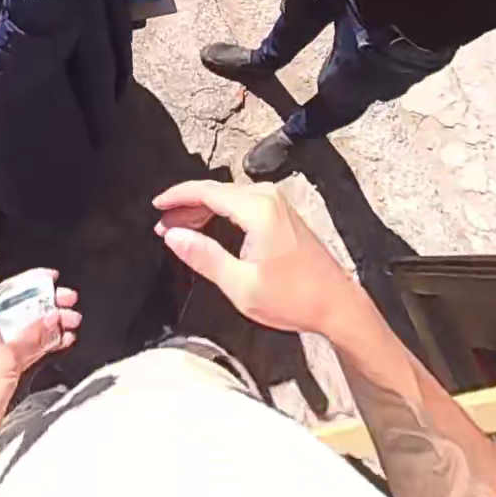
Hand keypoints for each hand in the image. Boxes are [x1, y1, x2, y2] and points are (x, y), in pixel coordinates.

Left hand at [0, 270, 81, 403]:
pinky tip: (61, 341)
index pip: (8, 293)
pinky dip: (45, 345)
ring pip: (27, 332)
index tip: (53, 278)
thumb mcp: (5, 360)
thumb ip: (31, 336)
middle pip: (20, 311)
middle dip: (46, 305)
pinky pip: (28, 352)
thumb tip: (51, 317)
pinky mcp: (3, 375)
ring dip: (50, 325)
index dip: (31, 283)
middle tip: (70, 302)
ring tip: (72, 322)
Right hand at [153, 180, 359, 336]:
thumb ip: (203, 257)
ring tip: (177, 229)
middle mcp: (266, 197)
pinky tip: (204, 227)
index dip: (177, 196)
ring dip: (200, 210)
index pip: (206, 191)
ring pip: (225, 196)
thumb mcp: (241, 286)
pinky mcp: (279, 211)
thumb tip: (174, 237)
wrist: (338, 306)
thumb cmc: (295, 298)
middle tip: (163, 225)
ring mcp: (275, 202)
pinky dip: (218, 212)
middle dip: (185, 206)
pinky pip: (239, 202)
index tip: (157, 205)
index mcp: (257, 210)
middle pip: (214, 191)